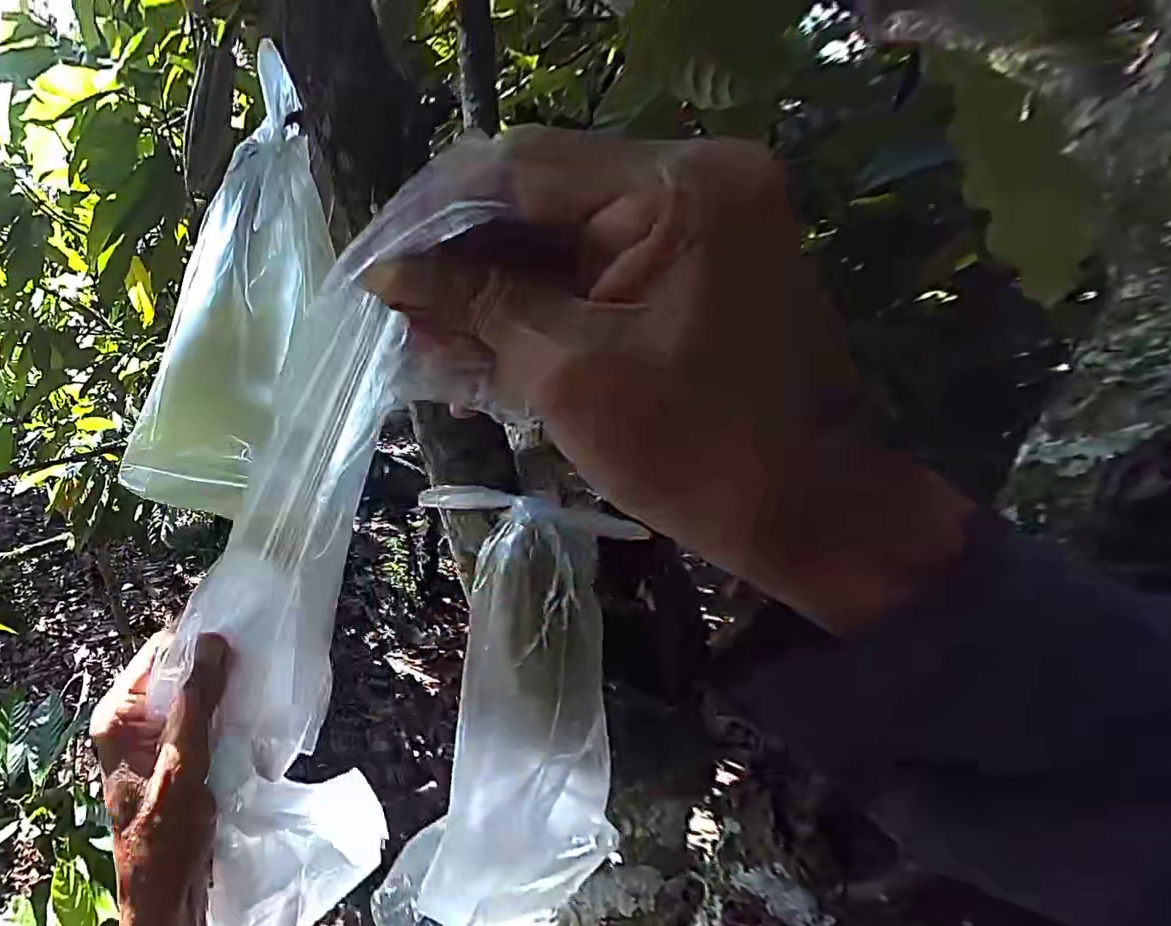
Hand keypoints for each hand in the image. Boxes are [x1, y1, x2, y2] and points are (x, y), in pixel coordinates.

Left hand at [90, 631, 231, 925]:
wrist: (167, 901)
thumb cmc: (166, 838)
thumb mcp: (183, 764)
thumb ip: (198, 701)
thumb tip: (214, 641)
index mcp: (117, 716)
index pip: (158, 655)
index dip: (195, 644)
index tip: (236, 640)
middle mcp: (130, 722)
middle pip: (176, 674)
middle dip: (211, 668)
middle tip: (250, 663)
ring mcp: (151, 740)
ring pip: (192, 697)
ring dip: (220, 692)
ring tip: (252, 686)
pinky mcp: (174, 756)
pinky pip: (199, 720)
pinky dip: (222, 714)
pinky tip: (245, 715)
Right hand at [367, 128, 972, 631]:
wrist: (794, 511)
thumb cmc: (689, 446)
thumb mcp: (565, 372)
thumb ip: (477, 307)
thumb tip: (390, 276)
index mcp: (676, 190)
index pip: (522, 170)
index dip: (434, 213)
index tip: (376, 258)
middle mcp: (683, 189)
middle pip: (532, 207)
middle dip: (454, 265)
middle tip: (394, 314)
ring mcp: (680, 235)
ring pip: (545, 252)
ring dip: (479, 301)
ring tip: (423, 349)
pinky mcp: (670, 282)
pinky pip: (574, 287)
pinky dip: (519, 322)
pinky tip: (471, 365)